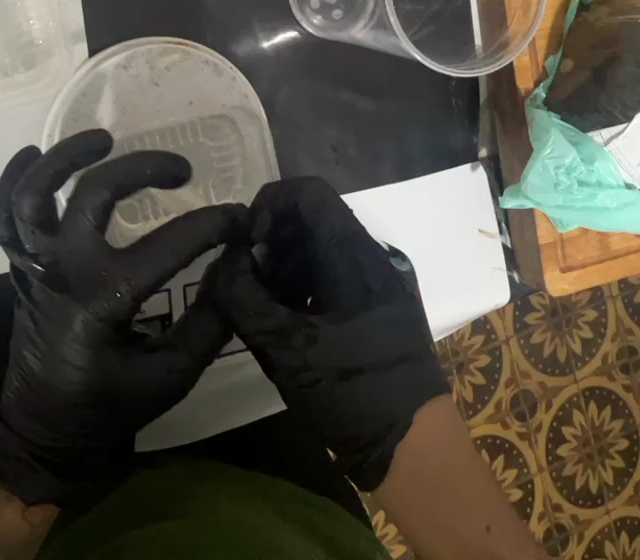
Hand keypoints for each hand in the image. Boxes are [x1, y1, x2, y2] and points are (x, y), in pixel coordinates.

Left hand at [0, 130, 245, 506]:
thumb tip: (239, 261)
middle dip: (143, 169)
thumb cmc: (111, 406)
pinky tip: (34, 153)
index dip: (211, 225)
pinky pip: (2, 215)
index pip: (168, 245)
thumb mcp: (174, 375)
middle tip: (181, 169)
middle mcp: (62, 272)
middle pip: (94, 195)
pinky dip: (12, 180)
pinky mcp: (18, 267)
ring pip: (33, 194)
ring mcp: (33, 266)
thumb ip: (212, 319)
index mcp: (103, 303)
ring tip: (104, 138)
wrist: (45, 431)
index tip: (239, 218)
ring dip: (64, 158)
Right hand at [206, 177, 447, 489]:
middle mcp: (366, 256)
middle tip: (246, 278)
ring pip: (317, 246)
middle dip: (270, 238)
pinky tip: (280, 318)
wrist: (414, 448)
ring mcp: (372, 282)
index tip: (247, 243)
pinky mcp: (371, 307)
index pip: (306, 192)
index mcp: (351, 254)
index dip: (268, 204)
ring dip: (281, 263)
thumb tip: (225, 262)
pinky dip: (298, 284)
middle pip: (310, 217)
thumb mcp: (284, 348)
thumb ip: (245, 298)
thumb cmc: (351, 391)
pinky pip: (328, 274)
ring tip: (258, 301)